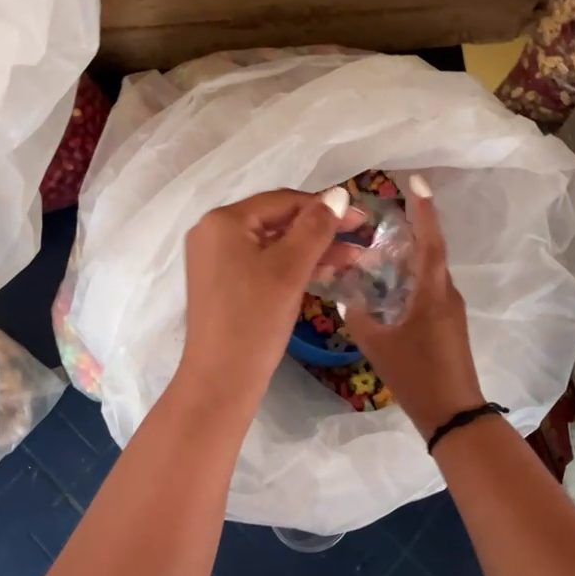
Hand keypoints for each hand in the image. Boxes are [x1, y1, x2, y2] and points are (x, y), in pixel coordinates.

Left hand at [176, 189, 351, 401]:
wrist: (221, 380)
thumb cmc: (255, 318)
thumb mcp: (290, 269)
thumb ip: (316, 228)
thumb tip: (339, 194)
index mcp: (223, 221)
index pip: (282, 201)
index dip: (324, 206)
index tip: (361, 217)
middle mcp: (213, 233)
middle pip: (277, 220)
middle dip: (320, 230)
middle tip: (360, 237)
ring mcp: (216, 260)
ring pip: (273, 244)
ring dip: (312, 250)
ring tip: (353, 259)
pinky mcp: (224, 284)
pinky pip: (263, 263)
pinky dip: (293, 266)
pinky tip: (326, 272)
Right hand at [342, 177, 487, 438]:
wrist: (453, 415)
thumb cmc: (416, 375)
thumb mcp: (378, 345)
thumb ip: (360, 316)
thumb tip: (346, 296)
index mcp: (432, 291)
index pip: (430, 240)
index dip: (423, 210)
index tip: (417, 181)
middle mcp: (446, 293)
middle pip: (429, 252)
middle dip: (411, 228)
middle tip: (383, 212)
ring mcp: (450, 310)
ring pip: (428, 272)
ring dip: (408, 256)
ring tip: (378, 247)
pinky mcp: (448, 325)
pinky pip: (428, 290)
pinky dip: (410, 279)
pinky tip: (389, 286)